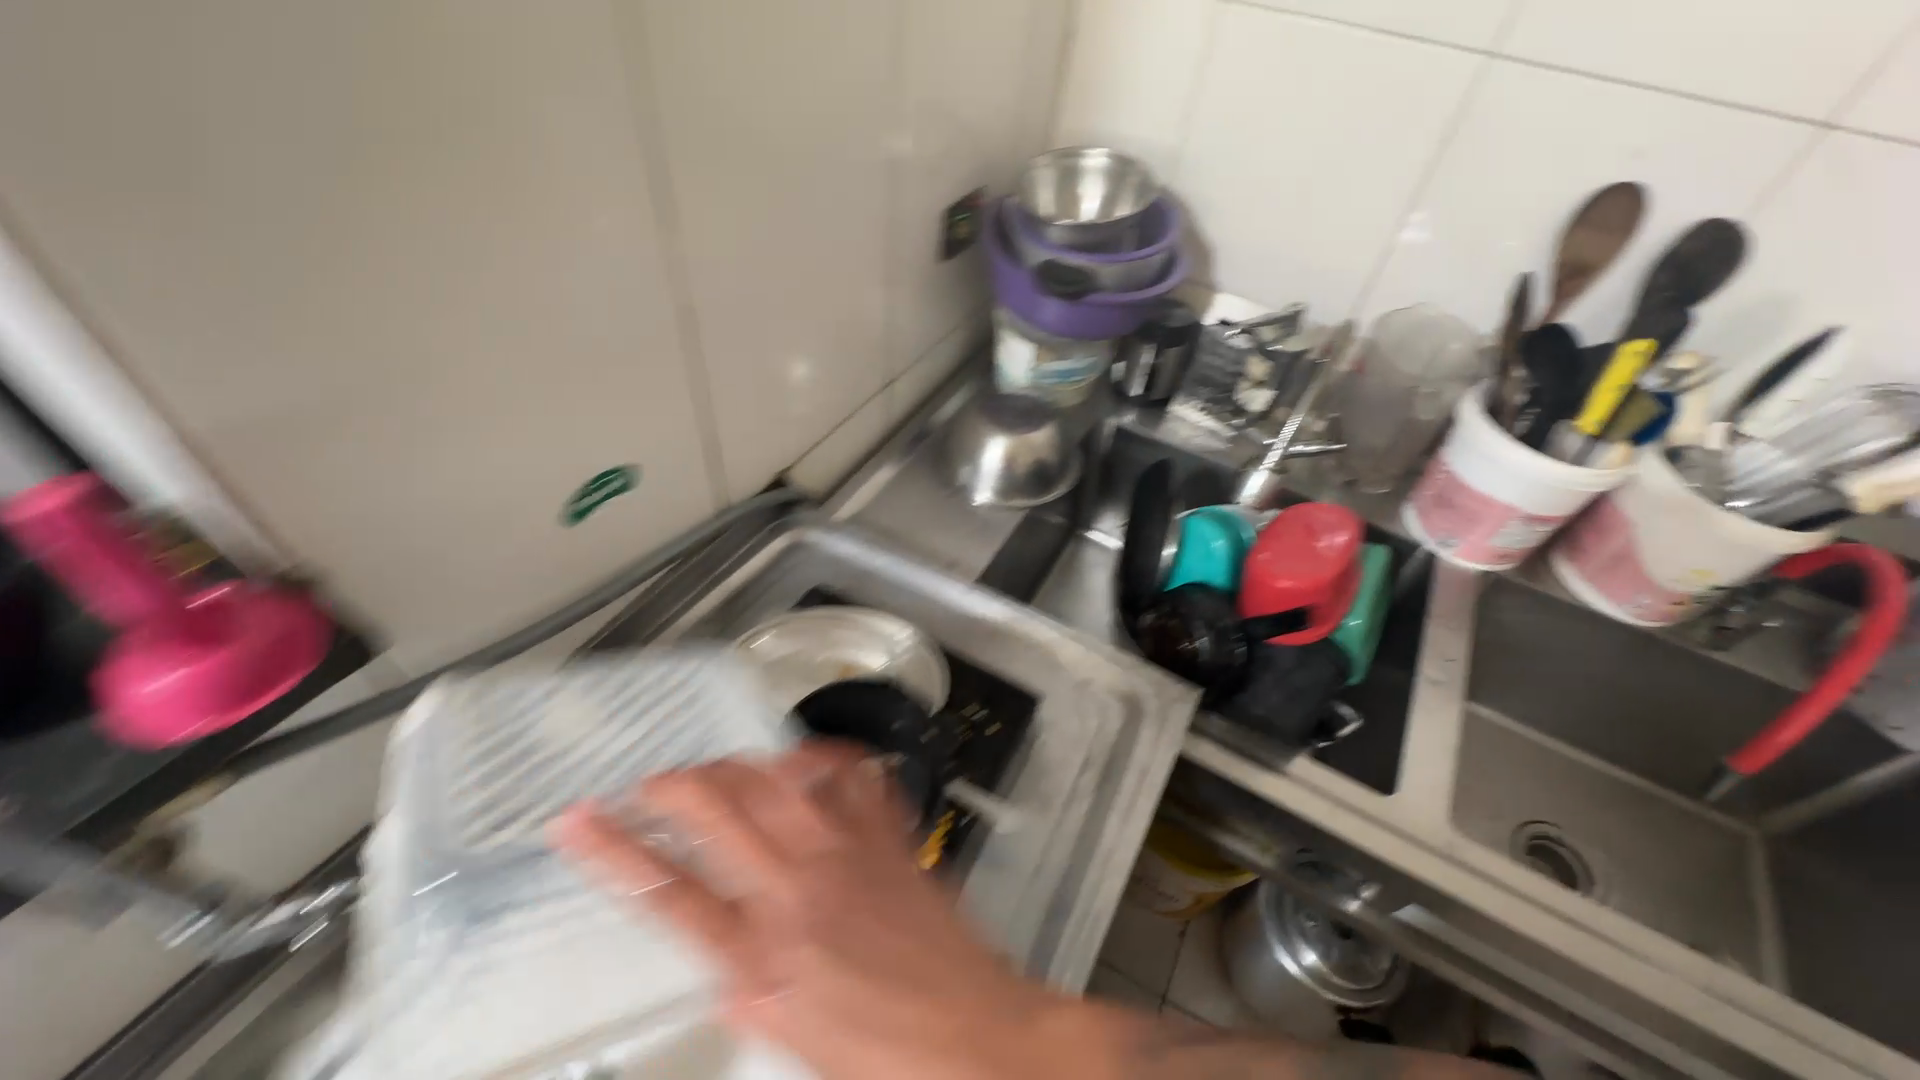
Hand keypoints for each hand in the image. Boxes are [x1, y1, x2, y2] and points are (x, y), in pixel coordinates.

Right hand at [549, 741, 1092, 1079]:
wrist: (973, 1034)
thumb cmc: (887, 1050)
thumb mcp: (793, 1035)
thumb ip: (751, 990)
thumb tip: (730, 968)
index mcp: (763, 950)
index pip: (668, 890)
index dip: (611, 850)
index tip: (575, 820)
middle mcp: (799, 887)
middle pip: (718, 810)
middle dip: (672, 786)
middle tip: (650, 784)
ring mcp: (849, 852)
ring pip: (778, 780)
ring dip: (739, 765)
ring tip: (719, 769)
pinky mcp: (890, 837)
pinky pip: (856, 776)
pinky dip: (826, 758)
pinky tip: (808, 759)